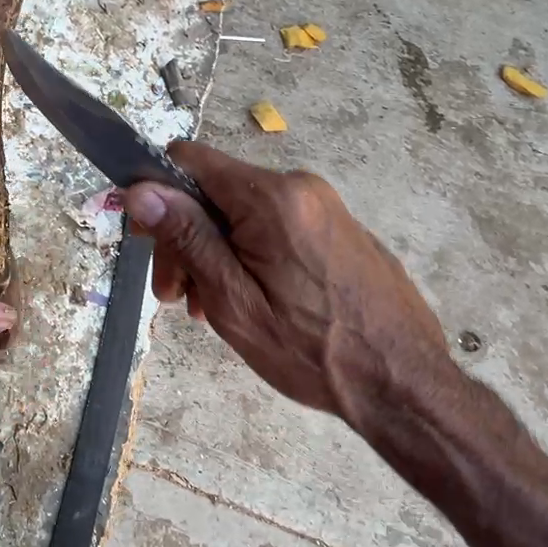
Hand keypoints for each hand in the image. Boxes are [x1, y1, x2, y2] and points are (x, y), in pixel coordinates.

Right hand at [125, 141, 447, 420]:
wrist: (407, 388)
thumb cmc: (312, 350)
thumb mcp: (233, 300)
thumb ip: (186, 237)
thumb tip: (139, 189)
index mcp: (272, 197)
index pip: (188, 159)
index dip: (156, 192)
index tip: (147, 240)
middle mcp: (299, 187)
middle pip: (213, 191)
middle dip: (184, 237)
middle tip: (175, 297)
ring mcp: (324, 206)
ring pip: (241, 212)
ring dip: (213, 252)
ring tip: (210, 309)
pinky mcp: (338, 229)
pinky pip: (274, 226)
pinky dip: (248, 254)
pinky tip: (250, 301)